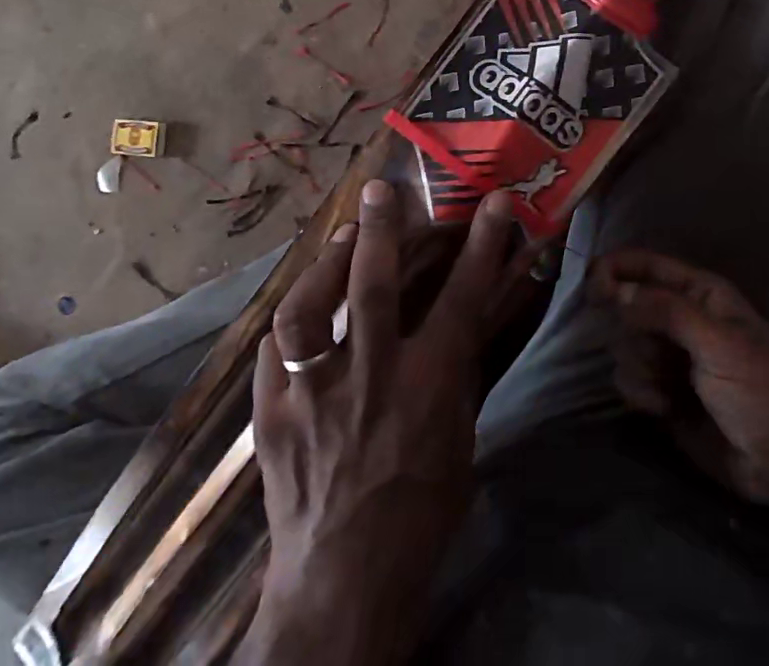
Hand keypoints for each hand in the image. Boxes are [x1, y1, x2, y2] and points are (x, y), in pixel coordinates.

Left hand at [237, 182, 513, 665]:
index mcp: (426, 392)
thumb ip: (453, 380)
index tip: (496, 203)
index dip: (483, 247)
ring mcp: (312, 392)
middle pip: (371, 287)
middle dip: (380, 230)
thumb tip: (460, 324)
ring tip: (340, 235)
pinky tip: (302, 306)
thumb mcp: (456, 446)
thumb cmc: (418, 518)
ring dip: (324, 265)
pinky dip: (292, 321)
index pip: (461, 303)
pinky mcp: (271, 408)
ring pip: (308, 308)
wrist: (342, 579)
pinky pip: (276, 349)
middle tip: (380, 189)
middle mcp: (368, 379)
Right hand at [591, 249, 768, 512]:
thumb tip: (616, 290)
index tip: (592, 288)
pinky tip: (663, 409)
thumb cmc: (766, 397)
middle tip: (653, 354)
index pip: (647, 265)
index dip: (615, 269)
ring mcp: (668, 356)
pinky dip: (639, 393)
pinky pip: (625, 378)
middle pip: (625, 306)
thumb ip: (667, 312)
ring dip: (638, 368)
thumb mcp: (721, 346)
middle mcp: (680, 319)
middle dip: (631, 331)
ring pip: (622, 344)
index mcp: (701, 295)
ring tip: (666, 389)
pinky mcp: (659, 391)